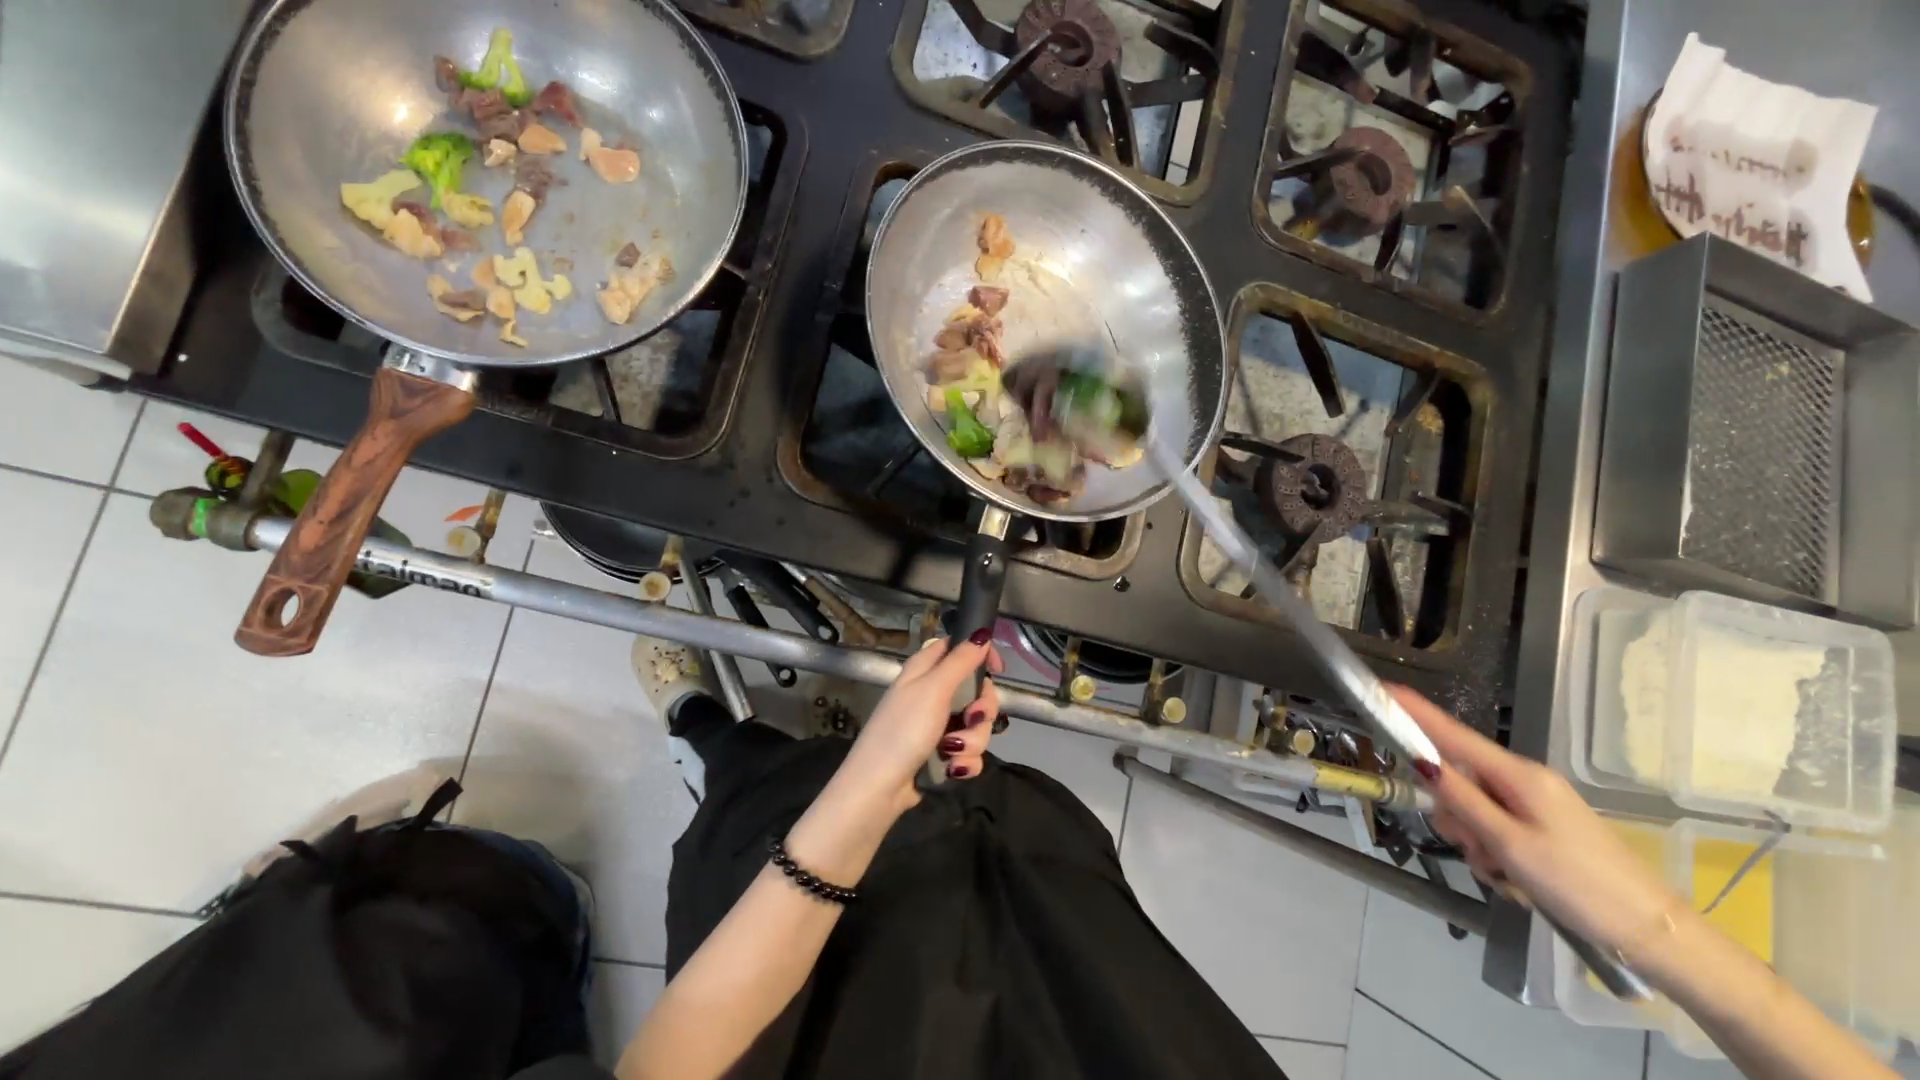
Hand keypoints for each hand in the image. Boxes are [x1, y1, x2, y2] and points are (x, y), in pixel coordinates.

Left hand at [836, 632, 1004, 814]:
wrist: (880, 787)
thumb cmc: (903, 731)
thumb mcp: (933, 689)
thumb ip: (960, 661)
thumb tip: (982, 633)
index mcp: (924, 670)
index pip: (958, 648)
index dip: (980, 654)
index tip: (997, 670)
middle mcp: (932, 694)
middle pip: (976, 691)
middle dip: (982, 710)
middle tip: (972, 718)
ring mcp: (938, 726)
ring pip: (977, 725)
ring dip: (971, 741)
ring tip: (951, 752)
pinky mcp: (942, 754)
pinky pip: (970, 752)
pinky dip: (965, 762)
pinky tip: (952, 769)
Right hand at [1390, 685, 1682, 955]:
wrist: (1648, 929)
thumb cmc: (1578, 883)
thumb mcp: (1510, 845)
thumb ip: (1462, 802)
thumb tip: (1420, 761)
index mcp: (1517, 776)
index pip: (1453, 735)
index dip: (1417, 713)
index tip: (1384, 688)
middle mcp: (1522, 781)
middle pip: (1458, 780)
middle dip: (1455, 816)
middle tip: (1477, 850)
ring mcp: (1532, 804)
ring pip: (1473, 811)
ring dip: (1475, 842)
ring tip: (1504, 874)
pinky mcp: (1539, 827)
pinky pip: (1494, 829)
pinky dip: (1494, 853)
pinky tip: (1515, 880)